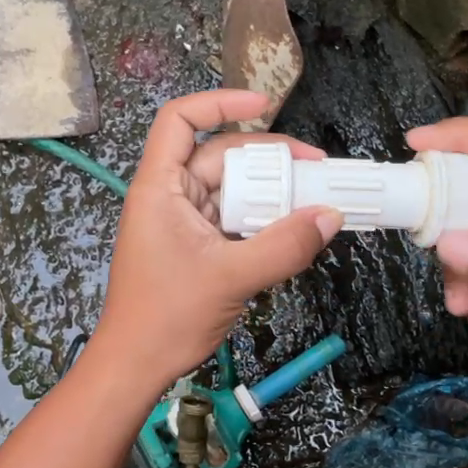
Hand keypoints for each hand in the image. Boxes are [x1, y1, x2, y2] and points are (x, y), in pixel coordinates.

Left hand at [96, 90, 343, 383]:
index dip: (220, 102)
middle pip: (220, 156)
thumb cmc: (165, 317)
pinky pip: (234, 220)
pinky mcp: (196, 247)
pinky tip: (293, 230)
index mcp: (159, 188)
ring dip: (270, 193)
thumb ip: (283, 246)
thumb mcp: (230, 278)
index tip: (265, 104)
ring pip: (232, 190)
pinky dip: (262, 221)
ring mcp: (183, 223)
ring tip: (315, 199)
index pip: (180, 121)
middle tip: (317, 168)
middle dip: (268, 157)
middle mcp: (169, 197)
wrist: (137, 365)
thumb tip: (330, 217)